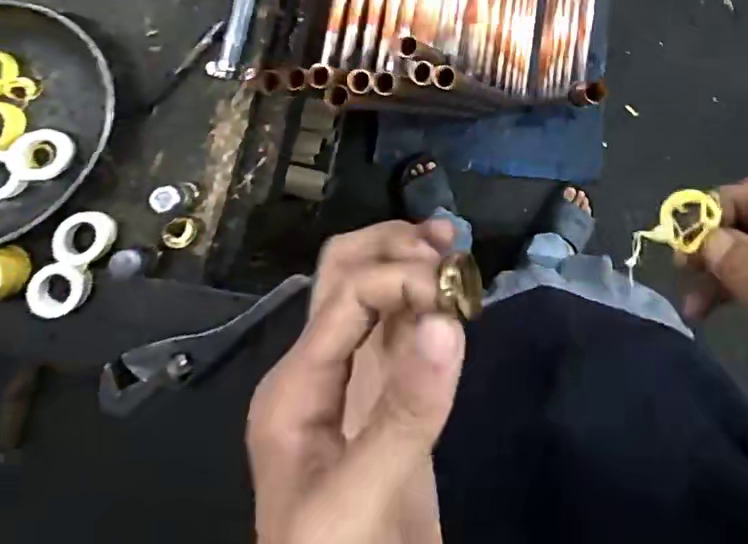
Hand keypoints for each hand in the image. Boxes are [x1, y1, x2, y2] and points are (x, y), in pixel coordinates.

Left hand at [247, 220, 464, 543]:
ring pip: (373, 296)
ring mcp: (353, 385)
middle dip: (392, 247)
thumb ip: (403, 414)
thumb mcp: (358, 503)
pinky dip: (426, 302)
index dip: (398, 278)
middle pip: (343, 276)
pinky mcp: (386, 403)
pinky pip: (402, 333)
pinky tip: (452, 293)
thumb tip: (447, 321)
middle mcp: (318, 371)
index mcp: (294, 387)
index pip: (345, 296)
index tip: (452, 291)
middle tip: (449, 244)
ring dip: (408, 261)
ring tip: (453, 246)